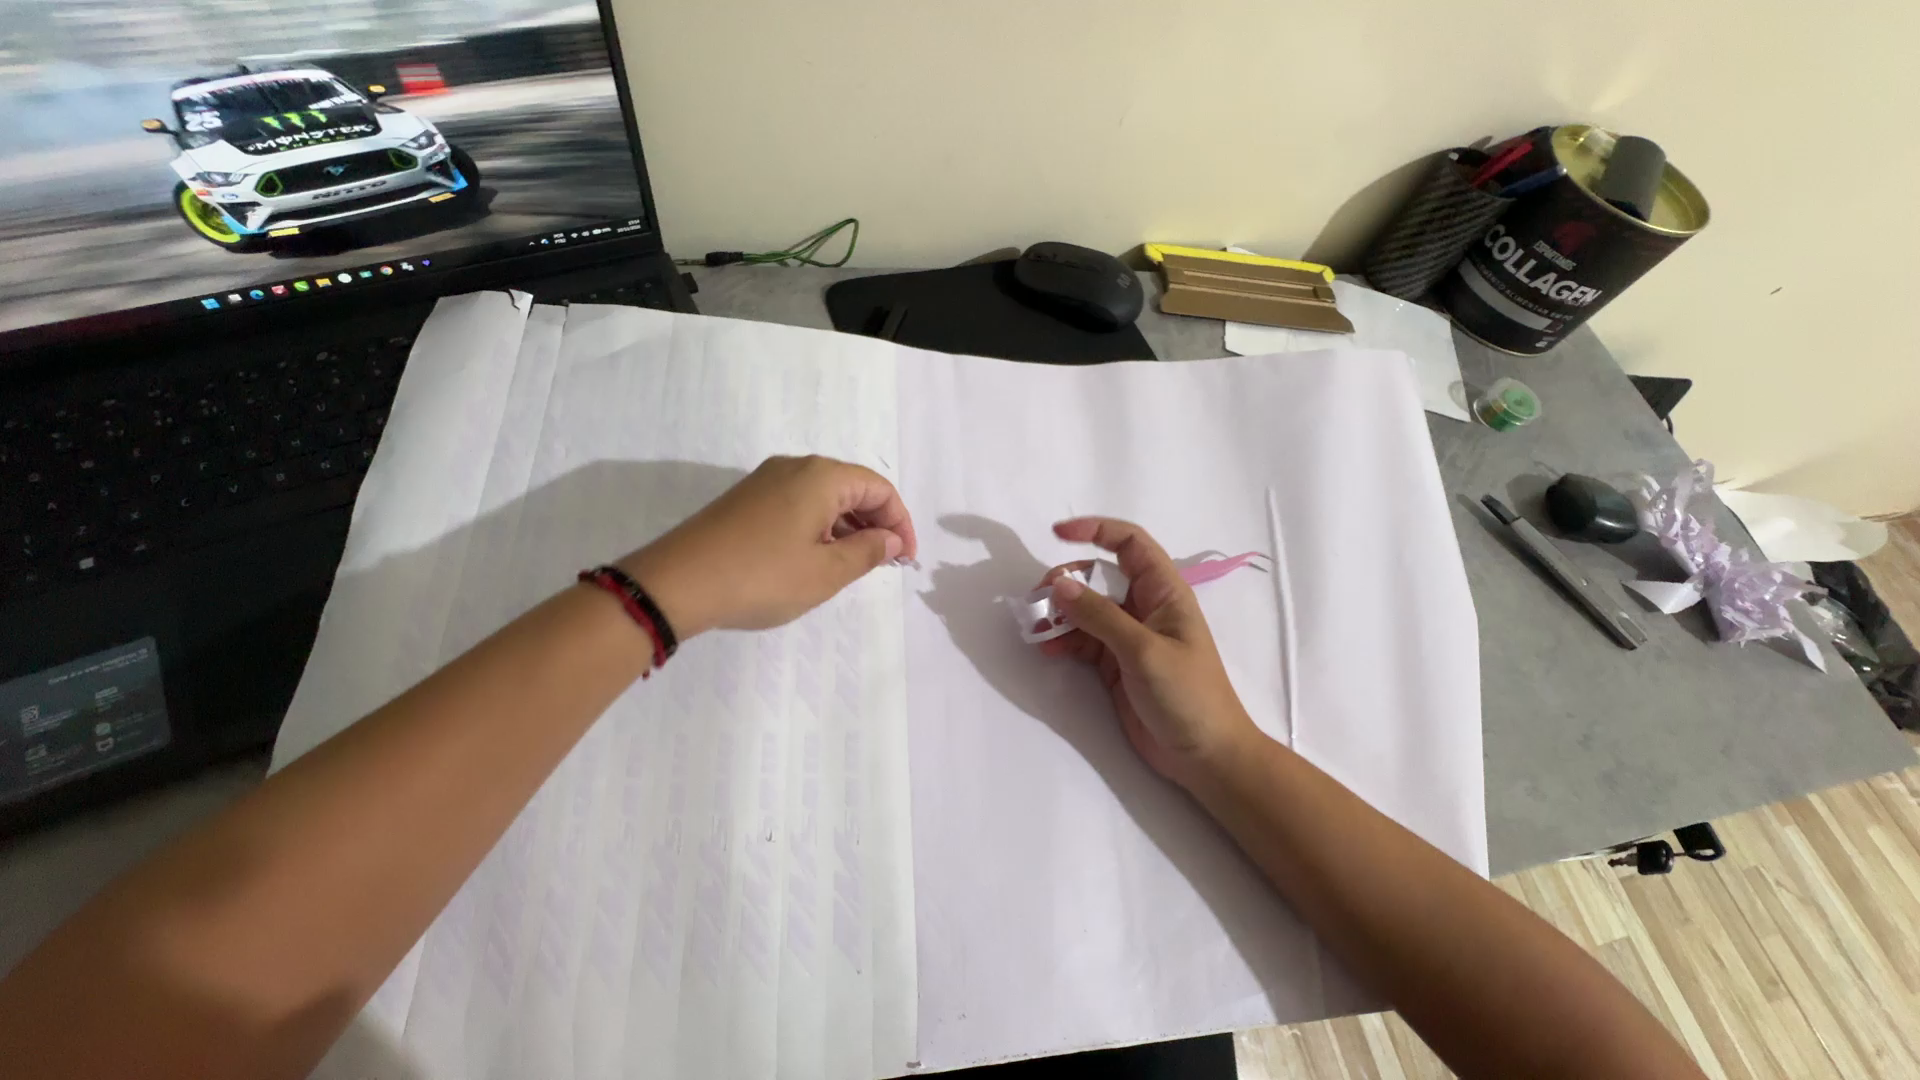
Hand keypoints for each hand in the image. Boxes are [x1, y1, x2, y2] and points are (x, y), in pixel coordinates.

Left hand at [620, 455, 917, 636]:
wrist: (676, 583)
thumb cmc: (762, 576)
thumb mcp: (826, 572)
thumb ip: (867, 552)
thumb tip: (890, 539)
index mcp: (821, 477)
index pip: (879, 488)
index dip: (900, 523)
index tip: (905, 560)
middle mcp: (795, 468)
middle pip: (852, 487)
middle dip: (875, 523)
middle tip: (883, 564)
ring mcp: (766, 482)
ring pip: (824, 497)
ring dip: (847, 527)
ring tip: (853, 566)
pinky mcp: (746, 501)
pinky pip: (799, 505)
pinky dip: (819, 527)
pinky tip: (815, 559)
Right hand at [1037, 518, 1261, 789]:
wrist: (1206, 756)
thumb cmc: (1188, 695)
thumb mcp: (1143, 651)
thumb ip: (1100, 616)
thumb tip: (1060, 584)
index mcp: (1165, 593)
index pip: (1130, 544)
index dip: (1096, 530)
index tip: (1057, 533)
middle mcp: (1145, 608)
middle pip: (1100, 577)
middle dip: (1067, 580)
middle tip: (1039, 597)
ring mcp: (1129, 637)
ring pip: (1086, 610)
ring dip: (1059, 613)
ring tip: (1035, 626)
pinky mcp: (1116, 665)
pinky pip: (1082, 641)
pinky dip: (1063, 640)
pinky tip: (1047, 648)